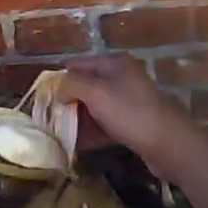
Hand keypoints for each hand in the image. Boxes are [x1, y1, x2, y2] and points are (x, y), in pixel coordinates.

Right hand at [58, 56, 199, 176]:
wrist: (167, 142)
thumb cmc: (130, 112)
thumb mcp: (97, 93)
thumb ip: (73, 84)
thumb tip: (56, 84)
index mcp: (113, 63)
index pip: (79, 64)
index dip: (59, 77)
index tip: (40, 94)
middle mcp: (120, 77)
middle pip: (86, 85)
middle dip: (67, 100)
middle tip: (46, 118)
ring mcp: (127, 101)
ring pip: (94, 106)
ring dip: (77, 118)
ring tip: (57, 133)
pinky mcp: (131, 123)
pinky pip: (104, 123)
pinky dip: (91, 131)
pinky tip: (76, 144)